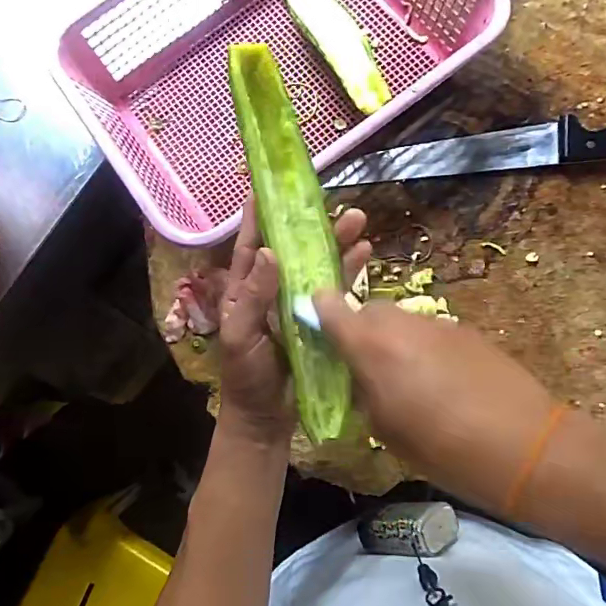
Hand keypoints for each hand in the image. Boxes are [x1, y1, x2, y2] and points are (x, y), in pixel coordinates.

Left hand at [218, 203, 370, 442]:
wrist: (267, 419)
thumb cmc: (246, 378)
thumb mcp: (241, 336)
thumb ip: (253, 297)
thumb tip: (270, 252)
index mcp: (245, 291)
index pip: (250, 246)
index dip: (257, 217)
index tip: (265, 187)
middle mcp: (272, 292)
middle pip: (292, 250)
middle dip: (309, 225)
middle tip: (333, 202)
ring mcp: (298, 306)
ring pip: (317, 266)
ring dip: (336, 243)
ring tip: (358, 220)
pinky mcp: (320, 322)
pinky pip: (336, 292)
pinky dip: (349, 273)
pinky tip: (365, 253)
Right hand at [310, 295, 574, 506]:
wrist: (525, 447)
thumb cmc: (443, 449)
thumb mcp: (386, 429)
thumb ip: (364, 392)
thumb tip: (359, 377)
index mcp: (372, 347)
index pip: (331, 308)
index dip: (318, 310)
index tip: (313, 322)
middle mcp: (402, 325)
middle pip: (368, 311)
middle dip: (358, 330)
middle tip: (363, 365)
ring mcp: (437, 324)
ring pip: (400, 320)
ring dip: (392, 339)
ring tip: (404, 378)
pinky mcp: (467, 332)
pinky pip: (429, 331)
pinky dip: (422, 347)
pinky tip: (438, 381)